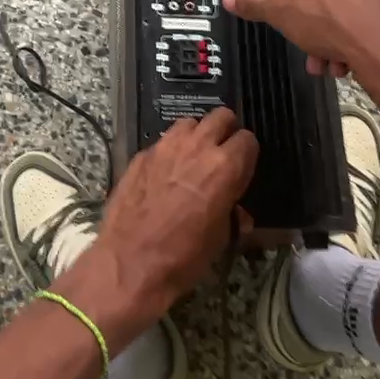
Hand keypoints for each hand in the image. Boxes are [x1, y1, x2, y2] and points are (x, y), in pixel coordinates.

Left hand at [87, 108, 257, 317]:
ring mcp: (166, 145)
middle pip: (221, 116)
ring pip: (190, 123)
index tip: (243, 167)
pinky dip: (170, 151)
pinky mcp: (142, 153)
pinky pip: (164, 141)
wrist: (131, 261)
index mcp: (225, 166)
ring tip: (193, 159)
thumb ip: (232, 213)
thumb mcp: (221, 239)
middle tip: (222, 153)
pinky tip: (166, 174)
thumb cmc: (184, 256)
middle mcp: (197, 146)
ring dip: (196, 136)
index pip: (248, 139)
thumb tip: (236, 211)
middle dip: (225, 131)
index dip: (247, 154)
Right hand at [223, 0, 379, 77]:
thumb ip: (254, 5)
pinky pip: (363, 17)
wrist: (379, 46)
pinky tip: (348, 61)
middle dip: (311, 27)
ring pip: (342, 10)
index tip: (289, 20)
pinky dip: (353, 37)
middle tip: (308, 50)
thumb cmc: (325, 22)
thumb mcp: (279, 15)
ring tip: (328, 64)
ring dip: (331, 38)